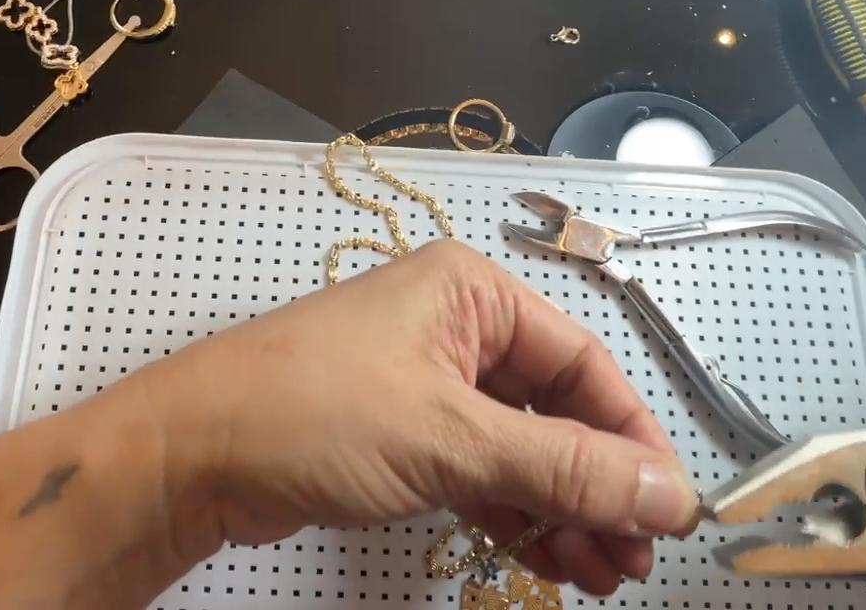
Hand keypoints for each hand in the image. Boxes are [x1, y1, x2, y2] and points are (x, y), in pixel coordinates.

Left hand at [124, 239, 700, 595]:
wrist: (197, 450)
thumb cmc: (317, 411)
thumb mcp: (450, 438)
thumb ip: (561, 464)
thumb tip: (665, 490)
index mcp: (471, 293)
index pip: (579, 359)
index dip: (628, 433)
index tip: (668, 507)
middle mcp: (455, 326)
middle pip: (553, 404)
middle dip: (594, 480)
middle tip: (632, 556)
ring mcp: (428, 379)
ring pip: (519, 442)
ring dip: (560, 504)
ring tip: (597, 572)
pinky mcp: (404, 427)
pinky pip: (481, 465)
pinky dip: (515, 509)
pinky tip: (548, 557)